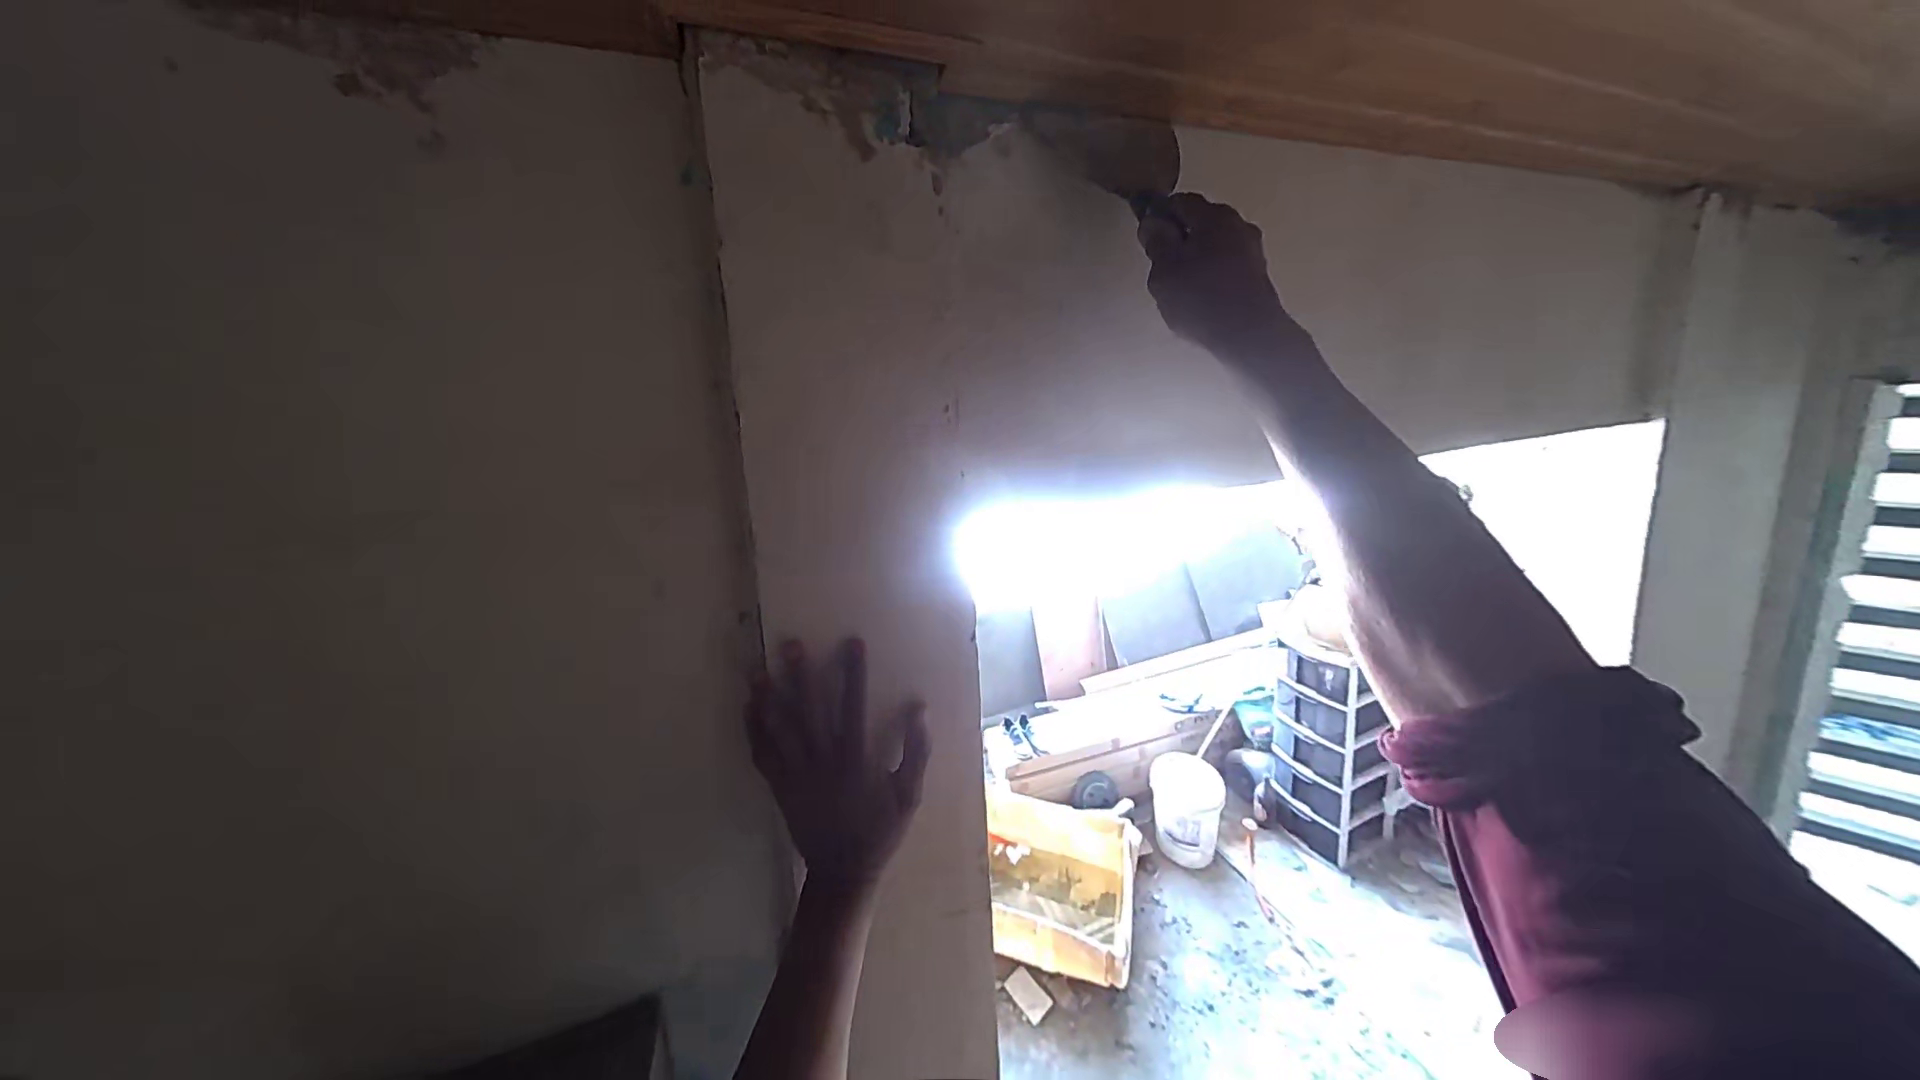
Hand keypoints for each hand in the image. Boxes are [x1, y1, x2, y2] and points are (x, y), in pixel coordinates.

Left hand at [747, 638, 929, 890]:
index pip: (854, 705)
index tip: (852, 643)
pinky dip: (753, 731)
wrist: (844, 872)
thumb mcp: (910, 795)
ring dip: (769, 699)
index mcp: (856, 758)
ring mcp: (797, 774)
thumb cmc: (881, 830)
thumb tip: (919, 709)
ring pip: (780, 730)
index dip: (854, 672)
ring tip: (759, 672)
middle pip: (809, 710)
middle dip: (801, 675)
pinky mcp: (780, 788)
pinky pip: (763, 756)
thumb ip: (916, 751)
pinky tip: (748, 708)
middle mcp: (823, 760)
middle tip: (791, 644)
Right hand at [1137, 193, 1306, 363]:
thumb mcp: (1164, 270)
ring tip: (1180, 290)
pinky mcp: (1257, 275)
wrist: (1248, 335)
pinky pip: (1225, 266)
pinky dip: (1210, 275)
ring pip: (1213, 245)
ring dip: (1195, 259)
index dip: (1159, 216)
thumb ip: (1156, 242)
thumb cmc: (1200, 298)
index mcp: (1214, 216)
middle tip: (1161, 270)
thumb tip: (1152, 221)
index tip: (1147, 240)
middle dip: (1179, 239)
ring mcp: (1252, 249)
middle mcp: (1238, 224)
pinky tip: (1201, 299)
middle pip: (1200, 223)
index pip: (1180, 201)